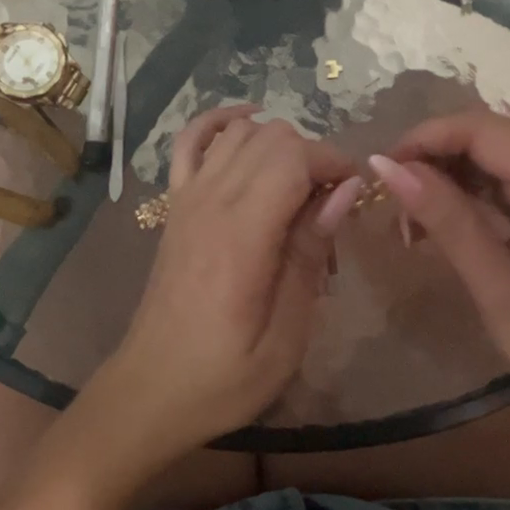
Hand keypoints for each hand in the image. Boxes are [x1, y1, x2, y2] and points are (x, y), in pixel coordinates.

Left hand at [96, 105, 357, 455]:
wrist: (152, 388)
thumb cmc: (225, 376)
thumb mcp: (286, 334)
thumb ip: (310, 254)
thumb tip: (344, 190)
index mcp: (242, 235)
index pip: (293, 158)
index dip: (333, 162)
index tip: (356, 193)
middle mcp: (210, 202)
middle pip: (270, 138)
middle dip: (312, 155)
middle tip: (332, 203)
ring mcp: (186, 198)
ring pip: (238, 133)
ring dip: (277, 143)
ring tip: (299, 186)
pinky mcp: (174, 205)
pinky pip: (191, 142)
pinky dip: (219, 122)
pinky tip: (247, 124)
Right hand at [371, 110, 509, 426]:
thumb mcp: (495, 283)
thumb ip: (444, 216)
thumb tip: (384, 166)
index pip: (479, 128)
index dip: (423, 139)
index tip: (379, 173)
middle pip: (483, 137)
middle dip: (430, 162)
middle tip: (391, 207)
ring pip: (487, 157)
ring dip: (443, 181)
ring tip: (410, 226)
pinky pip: (502, 180)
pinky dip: (465, 197)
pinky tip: (438, 228)